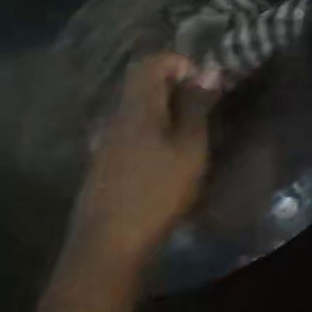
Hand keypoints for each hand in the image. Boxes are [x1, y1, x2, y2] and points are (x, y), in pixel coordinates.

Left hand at [69, 52, 211, 268]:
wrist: (106, 249)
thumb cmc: (156, 193)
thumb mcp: (190, 148)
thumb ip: (197, 107)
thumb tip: (208, 70)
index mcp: (137, 106)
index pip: (152, 62)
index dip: (180, 63)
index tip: (204, 85)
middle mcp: (116, 116)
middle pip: (142, 84)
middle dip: (175, 87)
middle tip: (202, 109)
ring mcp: (105, 142)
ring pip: (136, 110)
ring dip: (164, 111)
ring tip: (189, 135)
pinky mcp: (102, 166)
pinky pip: (129, 132)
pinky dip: (151, 132)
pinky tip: (165, 160)